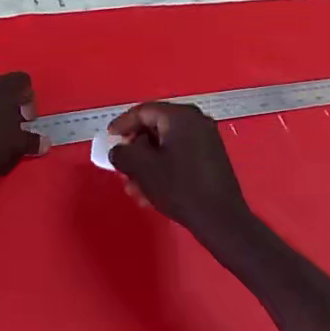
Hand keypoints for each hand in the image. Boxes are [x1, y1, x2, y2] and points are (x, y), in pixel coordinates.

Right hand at [106, 102, 251, 233]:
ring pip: (165, 145)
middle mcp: (196, 122)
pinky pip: (179, 155)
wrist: (220, 218)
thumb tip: (119, 150)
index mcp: (181, 117)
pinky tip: (151, 192)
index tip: (109, 138)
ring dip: (146, 164)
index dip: (122, 124)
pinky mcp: (211, 158)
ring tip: (134, 187)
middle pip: (155, 128)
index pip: (144, 111)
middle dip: (134, 149)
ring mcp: (206, 140)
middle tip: (121, 165)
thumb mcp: (142, 168)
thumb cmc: (179, 187)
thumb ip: (122, 153)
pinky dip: (162, 168)